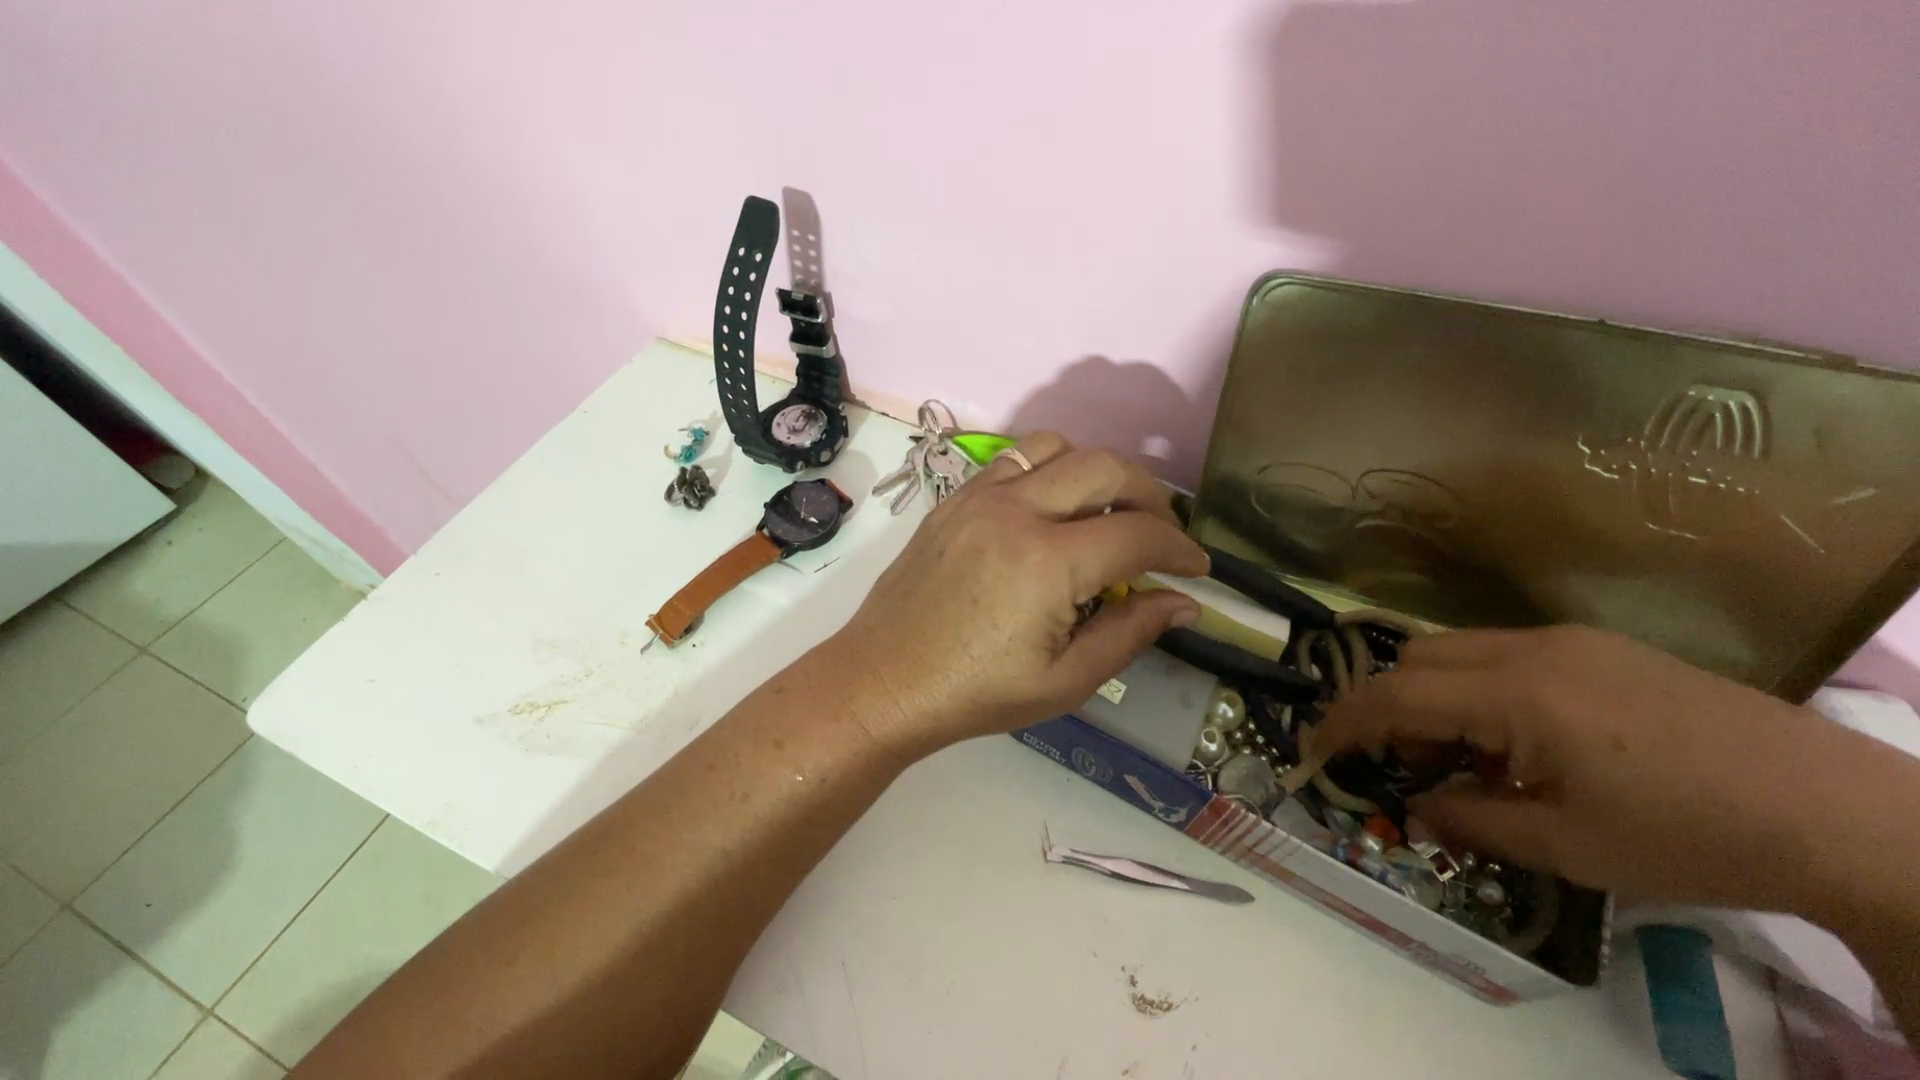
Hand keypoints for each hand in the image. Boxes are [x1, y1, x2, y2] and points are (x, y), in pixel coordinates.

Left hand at [831, 432, 1207, 753]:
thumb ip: (1130, 633)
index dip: (1179, 549)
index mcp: (1048, 563)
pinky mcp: (954, 501)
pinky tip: (1052, 509)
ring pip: (1056, 447)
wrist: (883, 681)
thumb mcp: (1066, 681)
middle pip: (1105, 467)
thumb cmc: (976, 693)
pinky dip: (1047, 470)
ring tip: (1109, 508)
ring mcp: (978, 498)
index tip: (1196, 568)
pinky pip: (1012, 461)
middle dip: (1150, 494)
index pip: (1138, 533)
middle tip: (1162, 531)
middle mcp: (1016, 512)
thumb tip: (1183, 603)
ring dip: (1096, 469)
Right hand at [1317, 625, 1880, 912]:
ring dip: (1434, 696)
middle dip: (1388, 707)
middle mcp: (1533, 649)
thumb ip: (1471, 820)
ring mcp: (1571, 641)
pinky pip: (1507, 654)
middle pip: (1417, 658)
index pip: (1396, 695)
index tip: (1314, 750)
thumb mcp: (1566, 845)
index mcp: (1518, 696)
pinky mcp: (1604, 648)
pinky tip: (1515, 740)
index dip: (1345, 721)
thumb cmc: (1688, 835)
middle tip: (1399, 767)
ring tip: (1461, 760)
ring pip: (1460, 650)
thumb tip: (1416, 812)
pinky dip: (1479, 689)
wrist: (1834, 811)